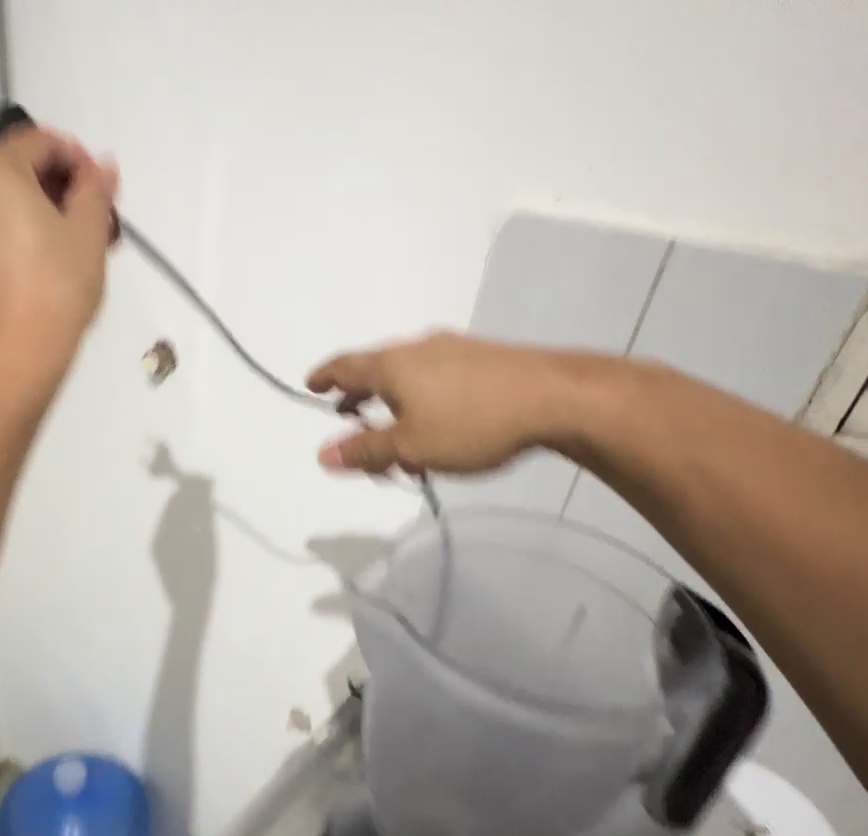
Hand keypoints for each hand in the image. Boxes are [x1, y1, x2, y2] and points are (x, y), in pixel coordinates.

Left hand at [0, 128, 119, 388]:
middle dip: (53, 182)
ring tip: (65, 238)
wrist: (16, 355)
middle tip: (86, 214)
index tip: (100, 187)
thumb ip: (95, 188)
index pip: (40, 141)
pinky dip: (10, 229)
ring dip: (31, 206)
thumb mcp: (88, 233)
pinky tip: (38, 256)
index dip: (77, 157)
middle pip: (13, 166)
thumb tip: (101, 166)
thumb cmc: (57, 288)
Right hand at [305, 332, 610, 473]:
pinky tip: (436, 424)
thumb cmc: (472, 423)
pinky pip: (434, 377)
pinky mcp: (482, 360)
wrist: (556, 398)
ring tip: (395, 433)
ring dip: (392, 403)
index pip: (345, 366)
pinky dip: (420, 399)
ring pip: (407, 375)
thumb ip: (365, 450)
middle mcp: (418, 349)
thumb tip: (322, 455)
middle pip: (376, 370)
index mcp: (393, 365)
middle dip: (359, 398)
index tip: (310, 386)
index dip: (324, 377)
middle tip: (350, 420)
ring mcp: (453, 350)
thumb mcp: (411, 446)